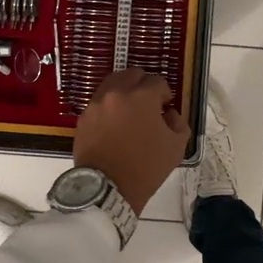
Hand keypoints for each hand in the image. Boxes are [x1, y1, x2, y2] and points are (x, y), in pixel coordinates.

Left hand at [73, 68, 190, 213]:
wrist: (108, 188)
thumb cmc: (146, 168)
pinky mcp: (83, 117)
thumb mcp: (176, 147)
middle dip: (143, 85)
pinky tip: (114, 122)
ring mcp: (97, 103)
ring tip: (129, 109)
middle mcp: (117, 93)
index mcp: (142, 97)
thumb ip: (178, 122)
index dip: (164, 93)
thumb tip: (168, 113)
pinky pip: (98, 101)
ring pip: (112, 83)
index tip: (165, 107)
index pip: (157, 81)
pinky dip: (108, 105)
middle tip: (148, 103)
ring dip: (124, 91)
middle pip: (132, 74)